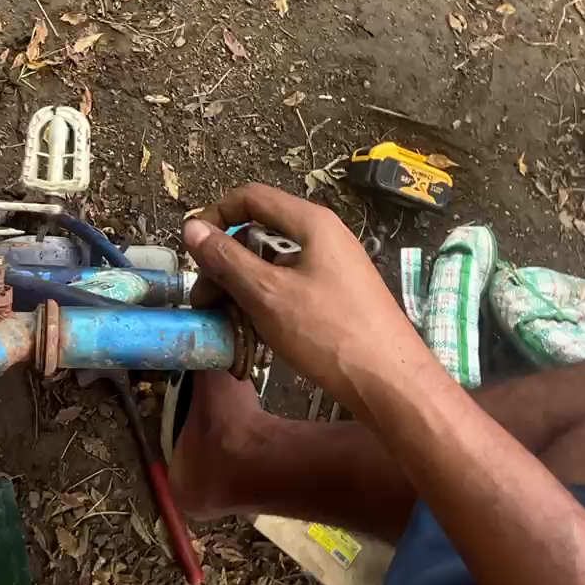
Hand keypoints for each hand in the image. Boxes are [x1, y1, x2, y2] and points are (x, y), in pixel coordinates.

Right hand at [184, 184, 428, 419]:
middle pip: (259, 233)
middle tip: (204, 300)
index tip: (194, 250)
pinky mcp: (336, 295)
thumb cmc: (328, 333)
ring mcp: (332, 267)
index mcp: (310, 223)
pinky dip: (265, 303)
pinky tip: (253, 335)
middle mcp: (322, 236)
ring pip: (271, 264)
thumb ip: (226, 258)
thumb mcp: (267, 294)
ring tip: (225, 324)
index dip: (215, 216)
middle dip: (224, 264)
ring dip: (241, 289)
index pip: (250, 198)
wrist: (394, 386)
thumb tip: (191, 227)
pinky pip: (289, 286)